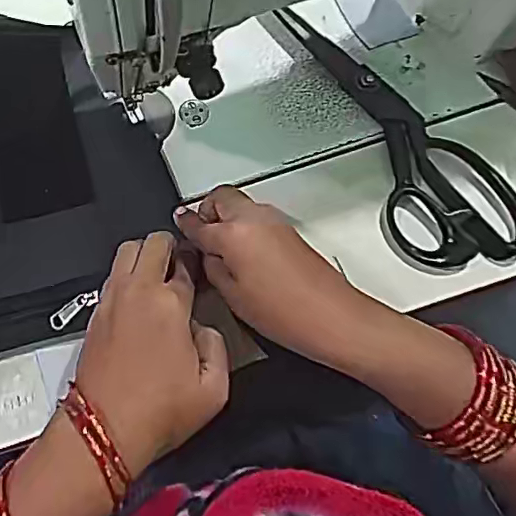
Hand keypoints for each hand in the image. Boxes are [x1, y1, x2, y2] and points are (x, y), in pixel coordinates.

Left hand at [73, 232, 229, 473]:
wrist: (105, 428)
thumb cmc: (156, 411)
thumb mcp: (214, 389)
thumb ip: (218, 347)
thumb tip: (205, 330)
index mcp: (170, 304)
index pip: (185, 265)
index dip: (195, 264)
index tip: (199, 270)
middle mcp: (137, 293)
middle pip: (151, 242)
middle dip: (168, 246)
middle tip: (178, 261)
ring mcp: (111, 299)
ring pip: (125, 251)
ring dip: (143, 254)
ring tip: (157, 273)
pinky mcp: (95, 312)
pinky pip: (111, 276)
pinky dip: (125, 275)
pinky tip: (137, 297)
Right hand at [175, 186, 386, 364]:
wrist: (336, 318)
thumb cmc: (290, 313)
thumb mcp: (232, 296)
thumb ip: (211, 267)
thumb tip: (207, 255)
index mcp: (234, 234)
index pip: (197, 221)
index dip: (184, 224)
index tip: (180, 223)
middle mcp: (255, 219)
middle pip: (220, 197)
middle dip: (206, 210)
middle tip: (200, 231)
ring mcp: (275, 222)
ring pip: (240, 204)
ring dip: (228, 218)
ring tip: (224, 248)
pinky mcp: (289, 231)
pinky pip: (257, 218)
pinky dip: (246, 228)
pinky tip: (246, 255)